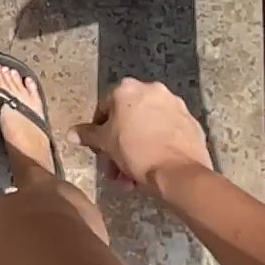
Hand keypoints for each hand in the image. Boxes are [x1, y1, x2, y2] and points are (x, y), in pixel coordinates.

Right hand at [68, 78, 212, 195]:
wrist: (180, 173)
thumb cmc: (136, 151)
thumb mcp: (106, 143)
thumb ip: (88, 135)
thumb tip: (71, 134)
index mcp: (127, 89)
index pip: (104, 109)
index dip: (99, 132)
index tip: (101, 150)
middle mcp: (152, 89)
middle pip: (128, 118)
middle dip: (120, 144)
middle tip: (116, 167)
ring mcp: (175, 105)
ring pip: (148, 126)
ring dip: (138, 147)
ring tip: (133, 175)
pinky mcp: (192, 123)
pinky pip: (168, 132)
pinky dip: (159, 145)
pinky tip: (154, 166)